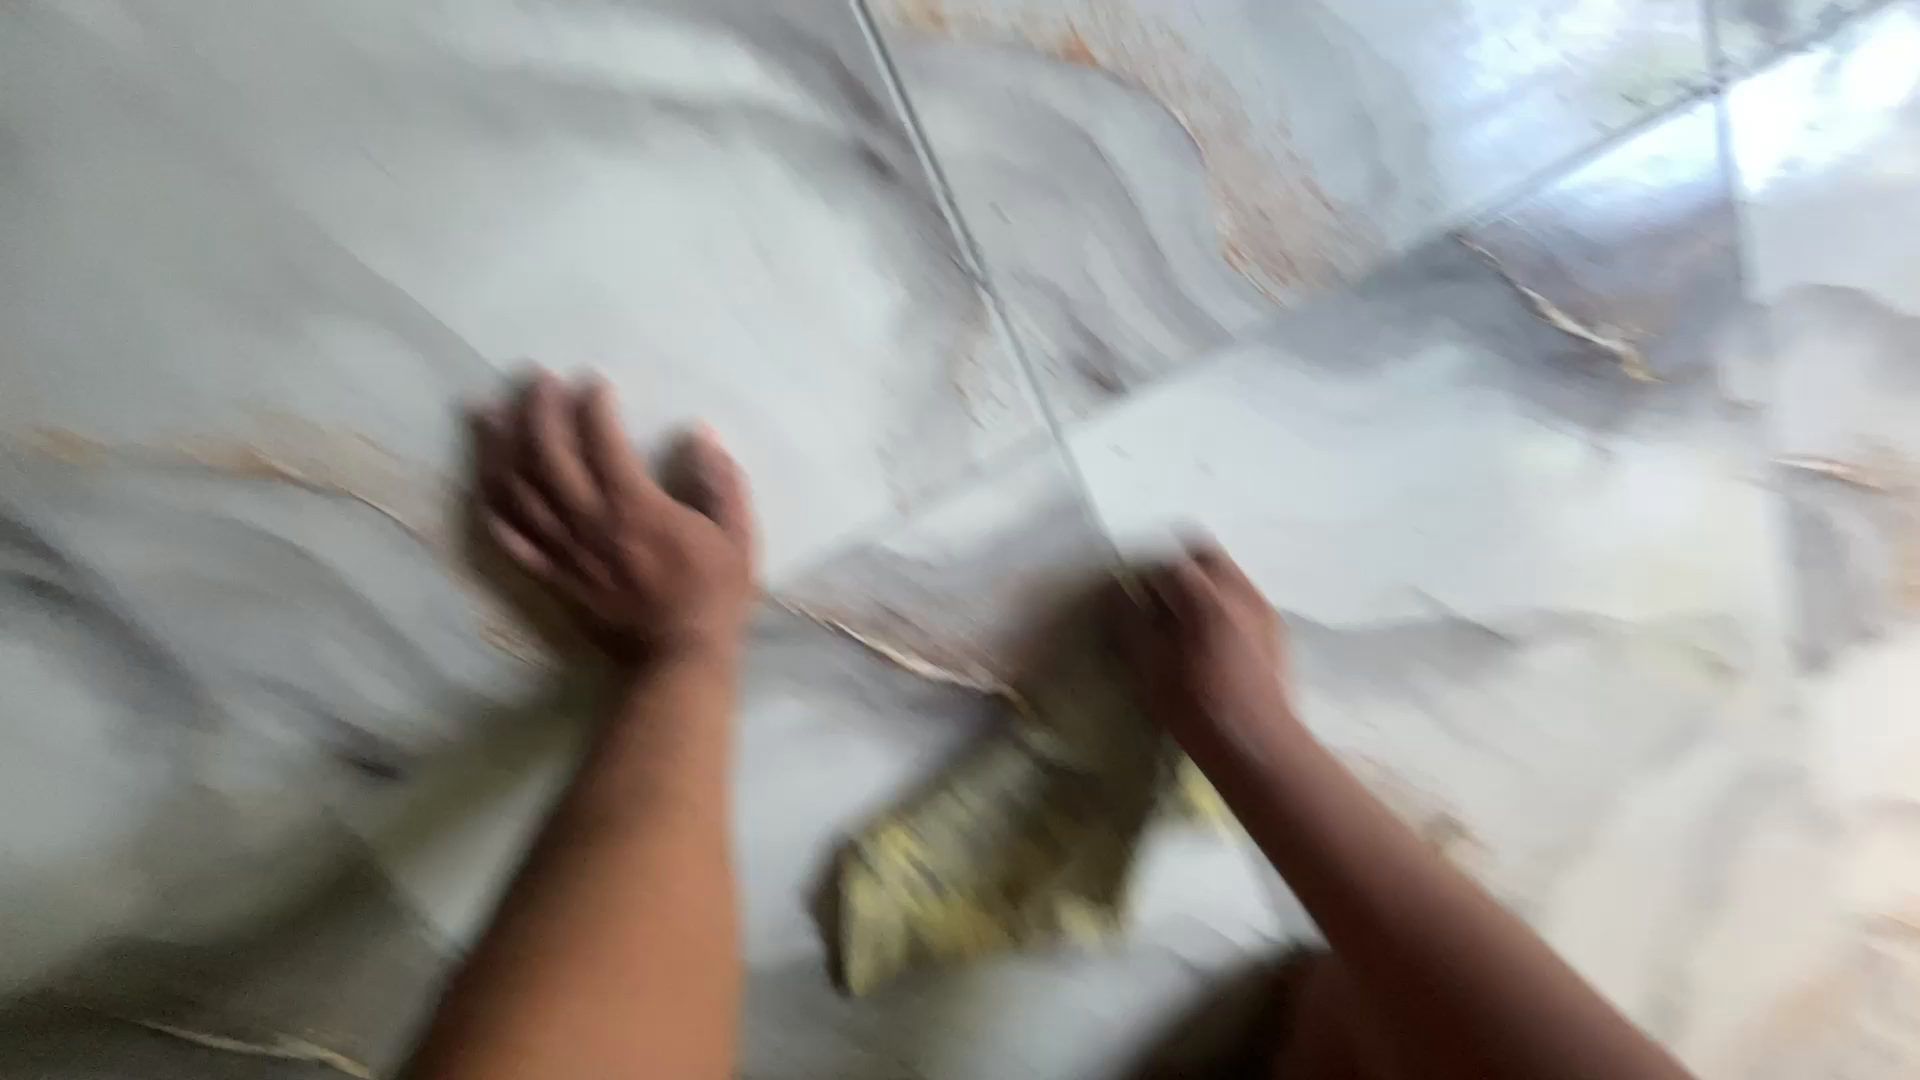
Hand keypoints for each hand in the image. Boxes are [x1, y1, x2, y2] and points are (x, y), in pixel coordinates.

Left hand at [476, 371, 756, 664]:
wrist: (681, 654)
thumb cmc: (715, 592)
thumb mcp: (738, 535)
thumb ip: (722, 481)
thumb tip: (701, 435)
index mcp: (637, 508)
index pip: (604, 441)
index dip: (594, 405)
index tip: (594, 382)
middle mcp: (590, 522)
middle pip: (548, 455)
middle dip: (538, 409)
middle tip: (535, 378)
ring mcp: (565, 550)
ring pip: (517, 491)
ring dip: (498, 446)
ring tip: (487, 411)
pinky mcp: (553, 575)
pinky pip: (510, 538)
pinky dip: (491, 505)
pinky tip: (482, 479)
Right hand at [1117, 539, 1295, 754]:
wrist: (1259, 748)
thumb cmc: (1198, 712)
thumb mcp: (1151, 669)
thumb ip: (1132, 624)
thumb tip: (1119, 596)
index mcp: (1207, 601)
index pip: (1167, 562)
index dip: (1142, 576)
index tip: (1130, 596)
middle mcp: (1240, 593)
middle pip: (1203, 551)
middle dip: (1175, 564)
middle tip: (1156, 595)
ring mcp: (1262, 607)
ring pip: (1225, 570)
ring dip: (1199, 582)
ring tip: (1182, 618)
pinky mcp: (1274, 626)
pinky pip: (1241, 593)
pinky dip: (1220, 599)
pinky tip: (1208, 635)